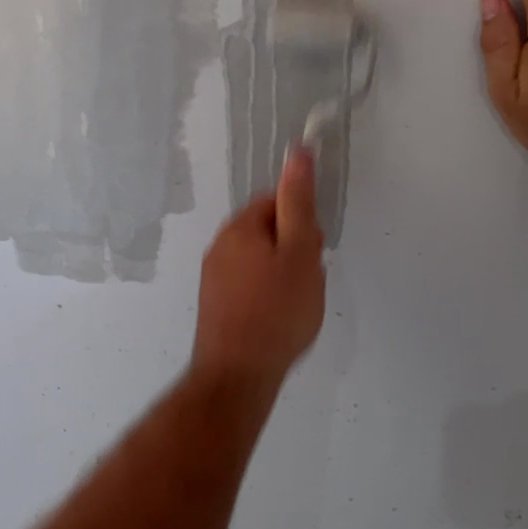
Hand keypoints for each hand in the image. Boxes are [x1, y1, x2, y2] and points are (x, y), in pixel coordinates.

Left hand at [191, 148, 325, 387]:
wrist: (237, 376)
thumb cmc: (276, 312)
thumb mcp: (300, 252)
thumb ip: (299, 203)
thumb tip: (298, 152)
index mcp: (238, 227)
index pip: (276, 203)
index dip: (303, 223)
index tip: (314, 251)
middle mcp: (219, 246)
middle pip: (267, 230)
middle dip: (293, 250)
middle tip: (308, 281)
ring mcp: (213, 277)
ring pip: (258, 261)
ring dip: (282, 274)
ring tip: (296, 305)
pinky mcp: (214, 305)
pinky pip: (247, 286)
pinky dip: (267, 296)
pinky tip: (278, 320)